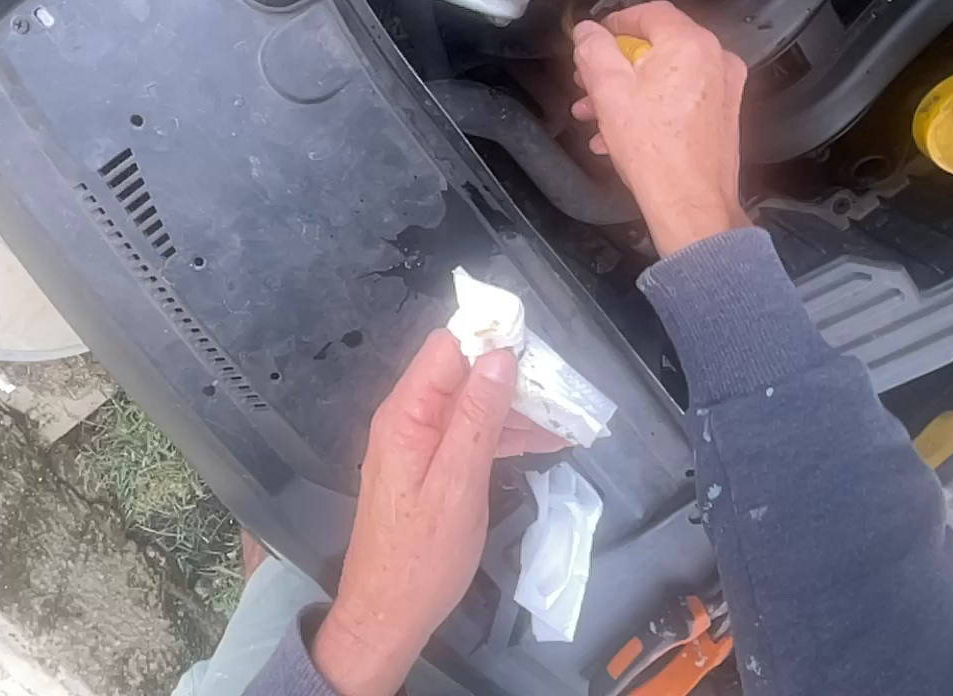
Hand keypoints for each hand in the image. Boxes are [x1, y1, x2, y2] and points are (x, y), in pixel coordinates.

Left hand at [312, 331, 563, 695]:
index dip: (487, 337)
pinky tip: (542, 441)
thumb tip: (499, 357)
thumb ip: (478, 417)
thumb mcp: (458, 484)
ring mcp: (418, 440)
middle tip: (560, 387)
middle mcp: (408, 417)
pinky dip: (503, 433)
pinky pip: (469, 433)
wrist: (387, 615)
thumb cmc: (421, 557)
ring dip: (514, 407)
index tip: (532, 341)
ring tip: (564, 417)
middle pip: (462, 373)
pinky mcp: (429, 463)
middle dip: (510, 375)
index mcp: (407, 413)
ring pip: (471, 403)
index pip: (445, 348)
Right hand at [571, 2, 750, 255]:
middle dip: (615, 65)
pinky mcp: (721, 115)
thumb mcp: (608, 90)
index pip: (649, 13)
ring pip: (666, 75)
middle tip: (588, 82)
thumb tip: (586, 31)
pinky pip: (679, 98)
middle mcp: (715, 60)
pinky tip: (620, 133)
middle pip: (656, 46)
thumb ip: (593, 50)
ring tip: (596, 115)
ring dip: (627, 90)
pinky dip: (649, 107)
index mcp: (690, 44)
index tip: (593, 38)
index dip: (615, 22)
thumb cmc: (655, 151)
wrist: (689, 202)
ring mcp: (722, 89)